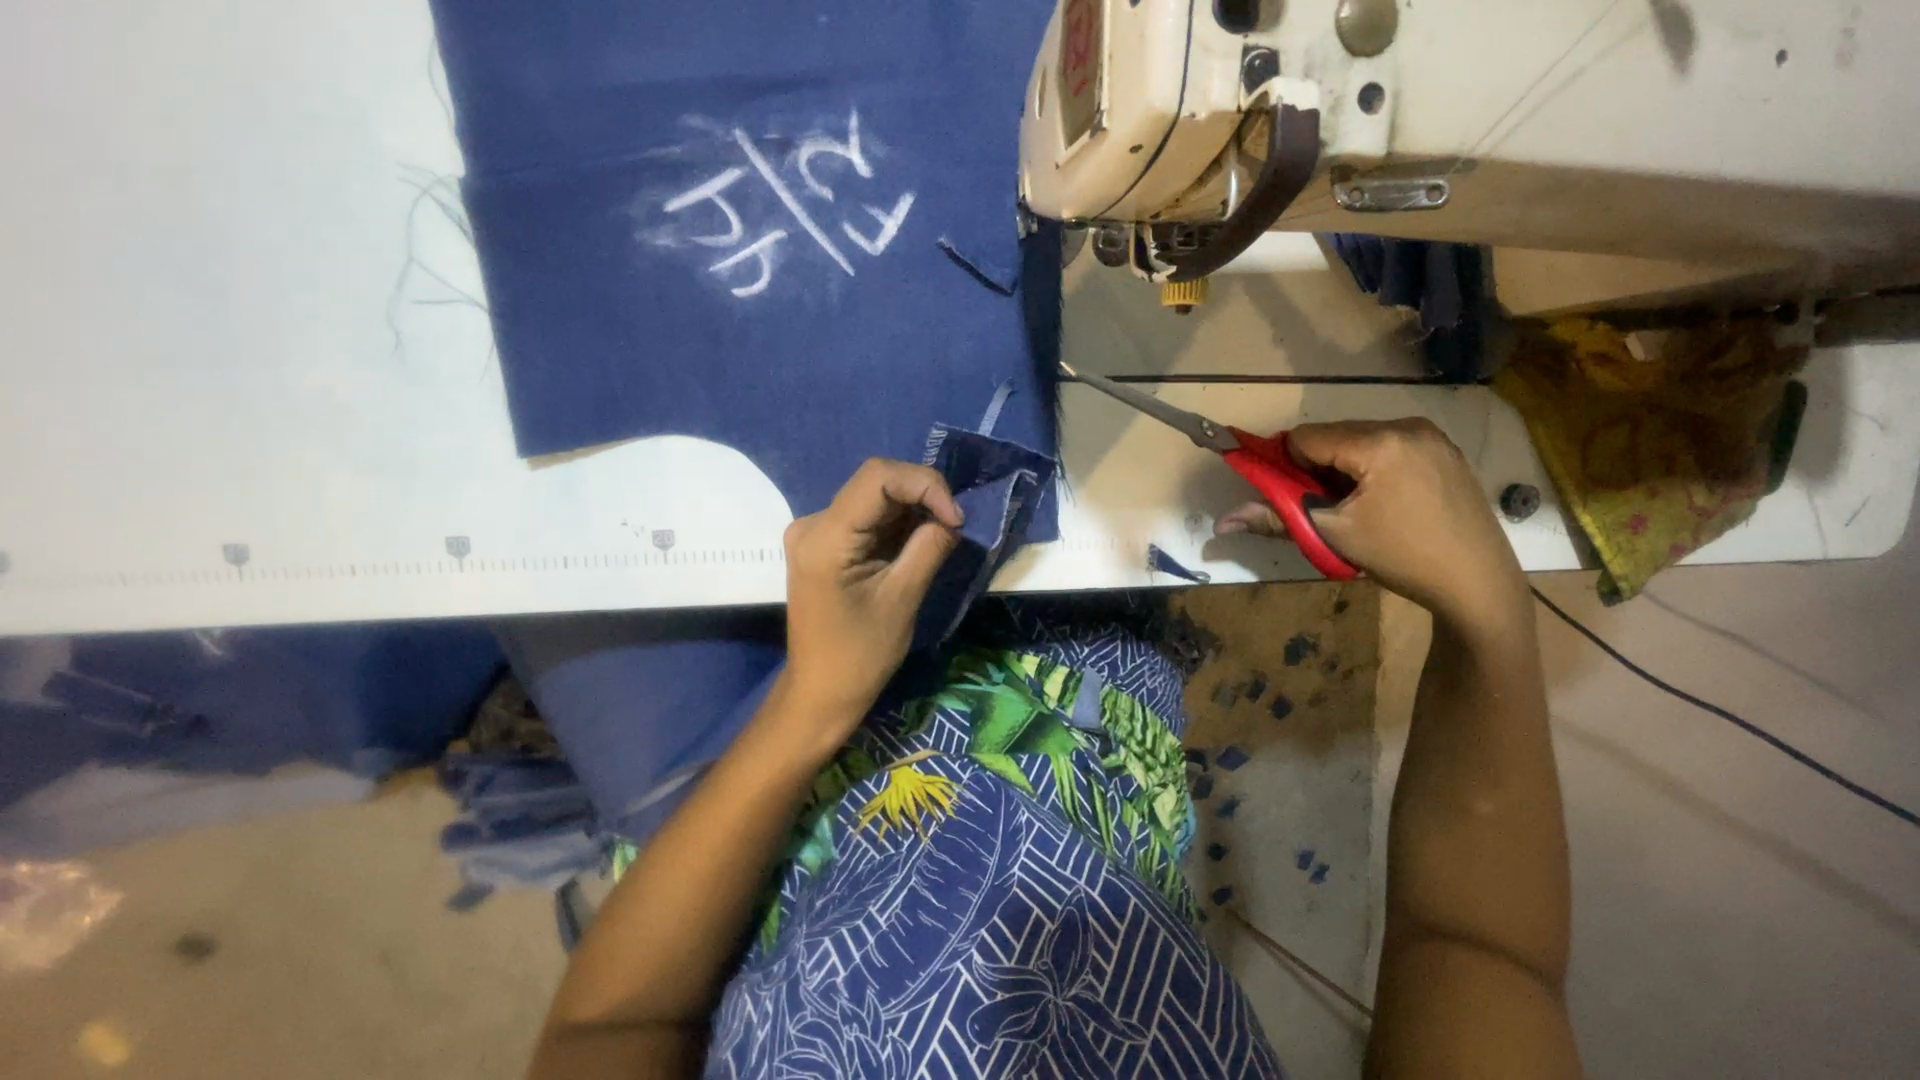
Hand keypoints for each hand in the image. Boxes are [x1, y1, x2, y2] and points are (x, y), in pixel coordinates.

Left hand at [779, 459, 963, 738]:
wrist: (822, 691)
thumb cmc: (861, 654)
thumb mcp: (903, 598)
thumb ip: (929, 547)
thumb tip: (953, 517)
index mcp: (825, 537)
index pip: (878, 478)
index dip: (925, 485)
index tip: (956, 518)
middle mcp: (813, 524)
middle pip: (876, 483)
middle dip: (922, 496)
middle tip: (954, 526)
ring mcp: (816, 533)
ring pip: (875, 498)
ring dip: (913, 510)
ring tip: (940, 537)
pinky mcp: (825, 544)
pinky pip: (867, 517)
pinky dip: (898, 524)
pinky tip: (917, 543)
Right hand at [1215, 419, 1525, 626]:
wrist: (1477, 582)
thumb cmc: (1401, 557)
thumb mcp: (1333, 537)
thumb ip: (1276, 519)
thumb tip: (1220, 522)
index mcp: (1378, 442)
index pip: (1306, 437)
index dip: (1288, 466)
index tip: (1296, 499)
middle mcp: (1407, 425)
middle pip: (1335, 435)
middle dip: (1319, 468)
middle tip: (1328, 510)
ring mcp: (1432, 437)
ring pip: (1362, 441)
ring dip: (1346, 468)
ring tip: (1359, 510)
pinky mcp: (1447, 451)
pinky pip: (1392, 447)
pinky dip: (1374, 468)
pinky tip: (1387, 505)